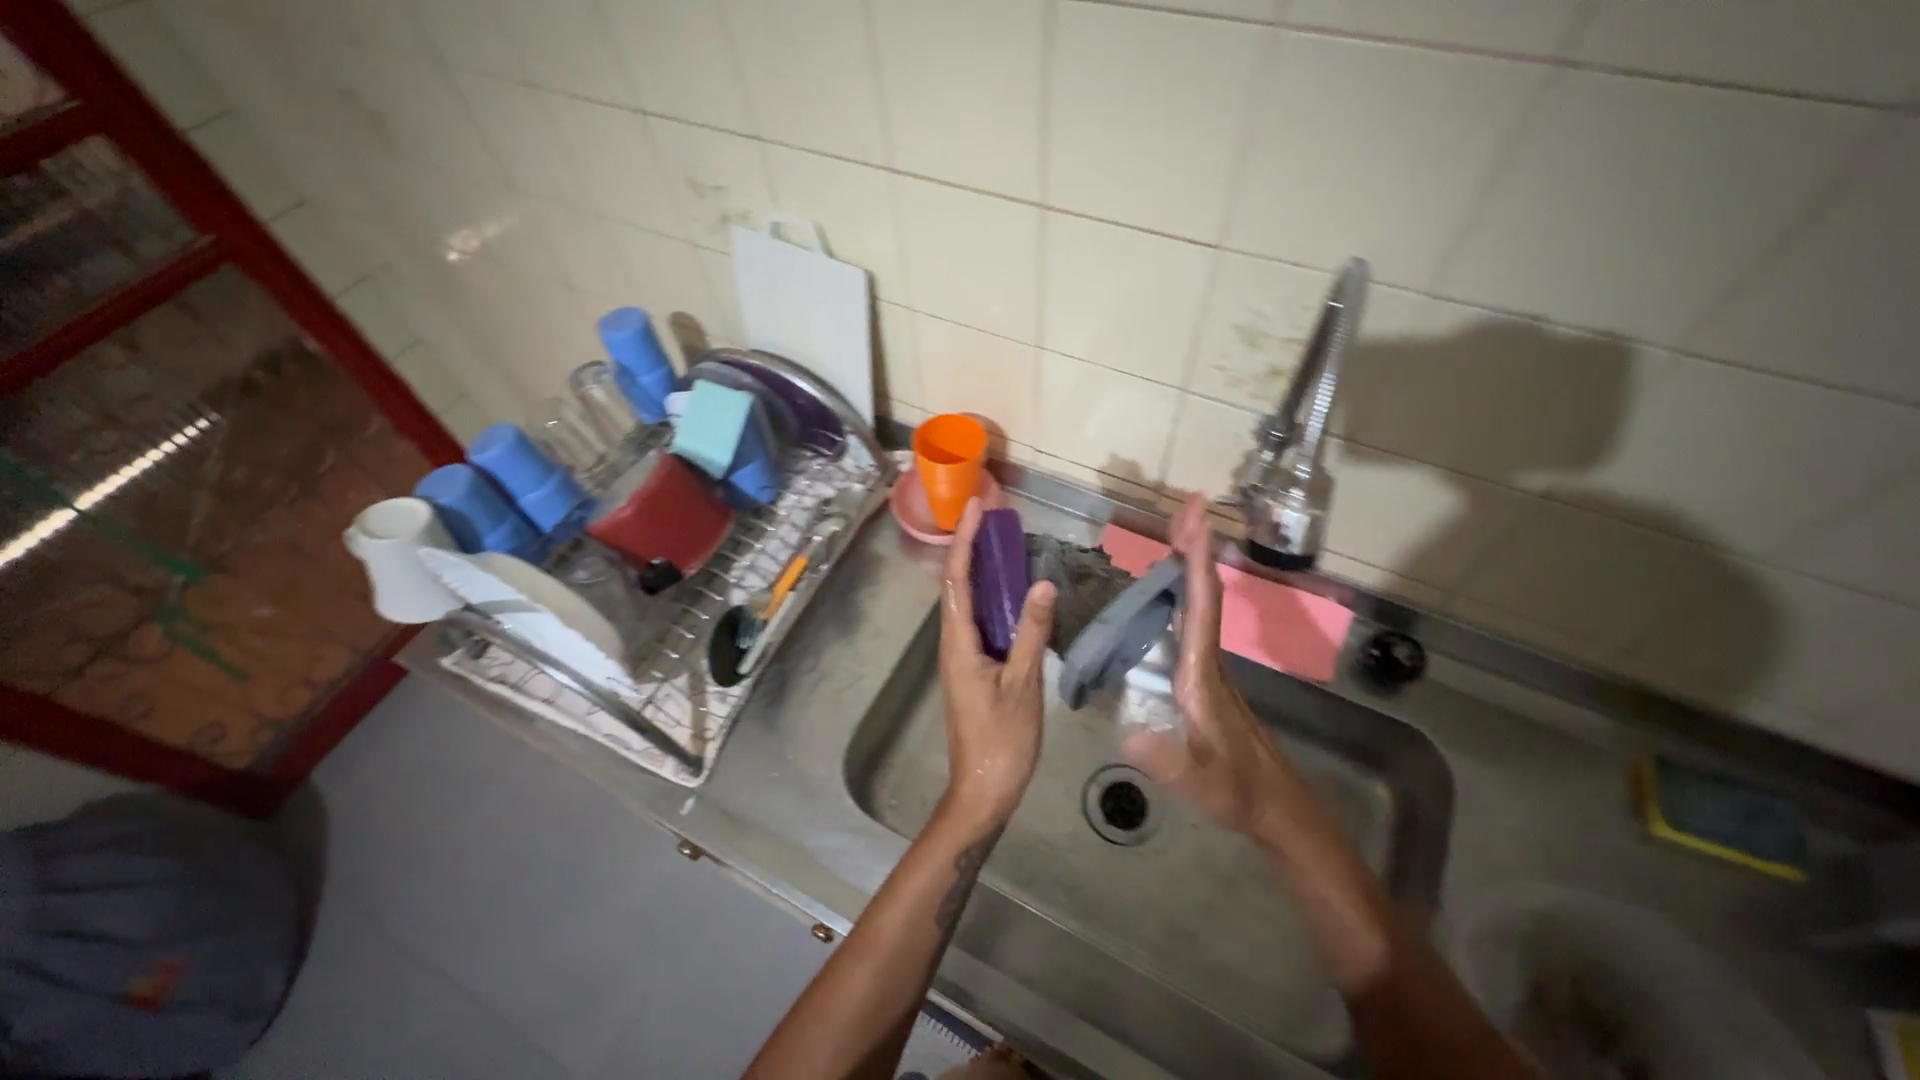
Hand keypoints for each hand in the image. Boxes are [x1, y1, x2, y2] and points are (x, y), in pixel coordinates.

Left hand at [939, 499, 1056, 825]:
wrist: (983, 789)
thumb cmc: (1002, 741)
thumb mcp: (1023, 685)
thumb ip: (1032, 633)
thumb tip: (1042, 583)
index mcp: (958, 643)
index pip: (958, 579)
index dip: (965, 540)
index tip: (976, 506)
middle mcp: (954, 642)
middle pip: (959, 583)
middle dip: (972, 544)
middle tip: (993, 510)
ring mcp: (963, 655)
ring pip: (970, 601)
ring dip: (983, 566)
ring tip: (1003, 536)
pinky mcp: (975, 667)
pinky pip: (982, 620)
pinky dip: (995, 595)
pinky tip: (1015, 588)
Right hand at [1123, 495, 1290, 839]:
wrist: (1276, 807)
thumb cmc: (1238, 793)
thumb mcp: (1202, 784)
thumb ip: (1169, 762)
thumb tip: (1131, 733)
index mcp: (1203, 676)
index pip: (1201, 609)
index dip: (1195, 563)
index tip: (1196, 519)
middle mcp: (1208, 662)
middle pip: (1203, 593)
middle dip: (1195, 547)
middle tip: (1189, 503)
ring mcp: (1209, 669)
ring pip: (1201, 604)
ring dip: (1190, 564)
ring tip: (1177, 530)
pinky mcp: (1205, 679)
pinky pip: (1195, 621)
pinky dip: (1186, 592)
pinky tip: (1173, 591)